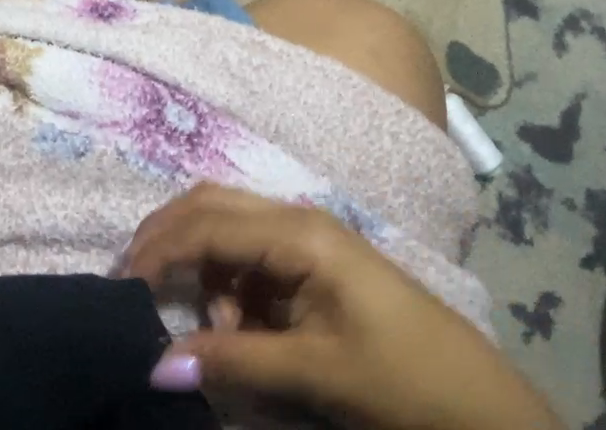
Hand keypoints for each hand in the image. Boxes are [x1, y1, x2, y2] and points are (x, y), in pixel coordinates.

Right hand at [122, 184, 561, 429]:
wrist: (482, 402)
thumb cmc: (403, 379)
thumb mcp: (314, 372)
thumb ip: (232, 359)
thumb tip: (155, 364)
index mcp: (300, 233)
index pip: (208, 223)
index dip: (159, 249)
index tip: (123, 283)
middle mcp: (299, 218)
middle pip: (211, 203)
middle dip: (168, 235)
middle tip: (136, 278)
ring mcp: (308, 236)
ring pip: (228, 225)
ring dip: (202, 264)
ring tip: (212, 323)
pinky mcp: (314, 260)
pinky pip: (250, 253)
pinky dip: (228, 281)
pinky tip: (240, 322)